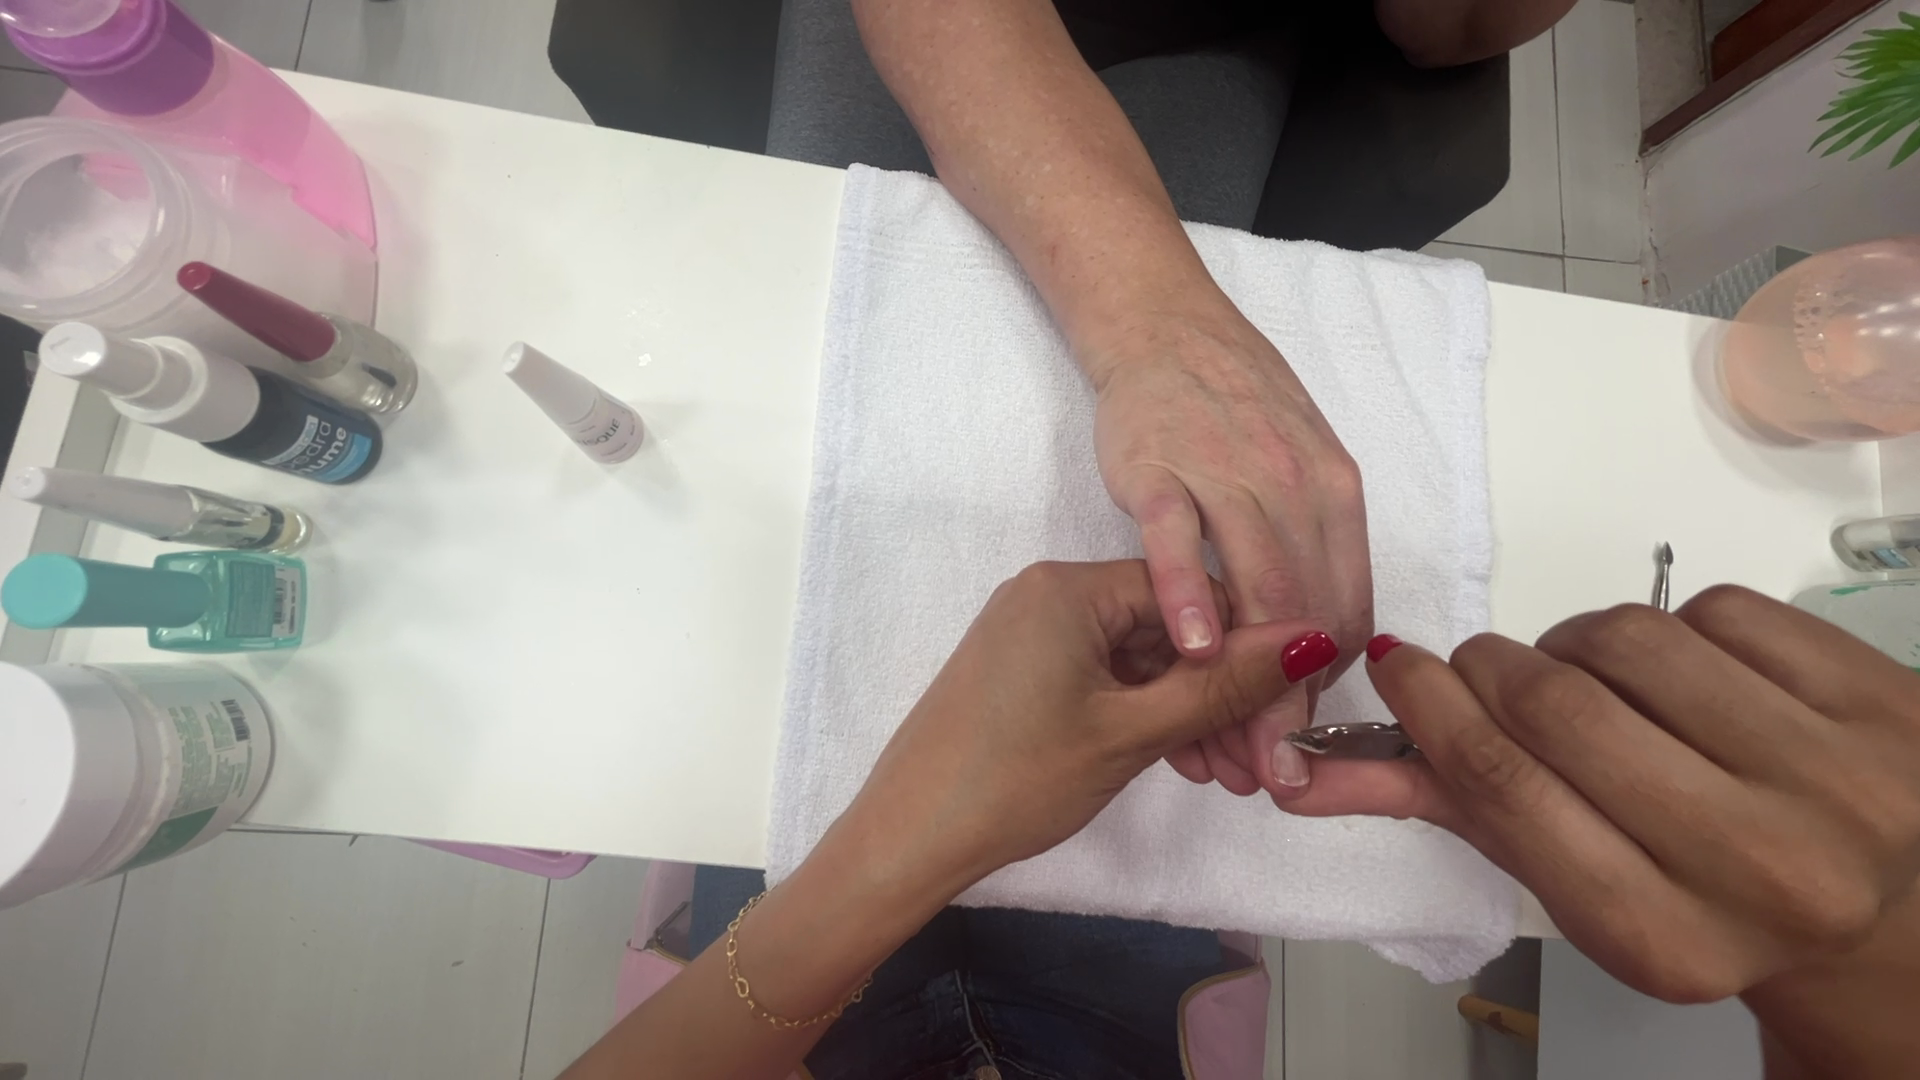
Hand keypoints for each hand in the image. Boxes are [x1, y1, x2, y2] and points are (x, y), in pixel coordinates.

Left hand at [842, 560, 1336, 888]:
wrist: (911, 833)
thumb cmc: (1020, 777)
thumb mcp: (1131, 732)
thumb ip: (1223, 685)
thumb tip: (1313, 637)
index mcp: (1068, 585)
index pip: (1187, 591)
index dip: (1246, 646)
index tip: (1288, 704)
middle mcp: (1047, 592)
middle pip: (1162, 629)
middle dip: (1215, 693)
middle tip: (1262, 760)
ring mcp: (1031, 631)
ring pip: (1134, 660)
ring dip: (1182, 712)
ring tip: (1229, 776)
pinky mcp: (1022, 668)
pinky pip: (1099, 677)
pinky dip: (1139, 714)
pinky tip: (1179, 760)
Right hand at [1084, 301, 1371, 799]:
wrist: (1166, 333)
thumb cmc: (1230, 408)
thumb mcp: (1294, 467)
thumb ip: (1309, 548)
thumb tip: (1308, 642)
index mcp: (1333, 495)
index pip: (1344, 610)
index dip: (1323, 689)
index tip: (1297, 742)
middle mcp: (1294, 487)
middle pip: (1304, 615)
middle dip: (1289, 708)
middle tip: (1272, 778)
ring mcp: (1225, 476)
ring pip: (1251, 590)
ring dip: (1241, 677)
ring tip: (1225, 748)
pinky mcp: (1160, 468)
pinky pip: (1179, 540)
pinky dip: (1188, 595)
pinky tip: (1184, 648)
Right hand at [1287, 586, 1919, 1003]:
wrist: (1892, 934)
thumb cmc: (1685, 905)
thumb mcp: (1553, 877)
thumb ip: (1430, 808)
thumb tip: (1294, 778)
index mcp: (1661, 933)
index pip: (1497, 780)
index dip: (1425, 703)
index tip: (1394, 664)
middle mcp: (1767, 869)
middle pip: (1552, 701)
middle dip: (1490, 668)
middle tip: (1488, 675)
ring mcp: (1852, 782)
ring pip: (1627, 637)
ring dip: (1577, 645)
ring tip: (1596, 685)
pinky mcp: (1903, 707)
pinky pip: (1720, 609)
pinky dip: (1675, 630)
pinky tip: (1691, 681)